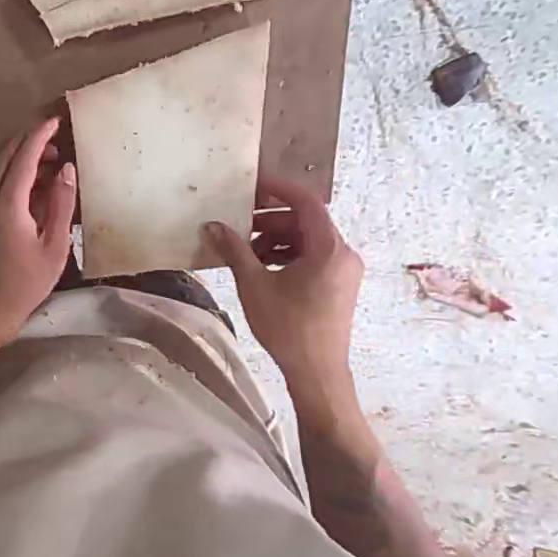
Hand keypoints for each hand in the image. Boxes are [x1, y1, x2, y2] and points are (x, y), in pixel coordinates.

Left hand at [0, 116, 75, 346]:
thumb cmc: (27, 281)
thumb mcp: (55, 244)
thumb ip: (61, 203)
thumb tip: (66, 169)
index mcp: (8, 203)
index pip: (24, 157)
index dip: (40, 135)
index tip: (56, 120)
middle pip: (7, 156)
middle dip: (31, 142)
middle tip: (58, 140)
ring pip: (1, 169)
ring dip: (24, 159)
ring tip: (54, 163)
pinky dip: (18, 176)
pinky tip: (39, 186)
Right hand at [204, 178, 362, 393]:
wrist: (316, 370)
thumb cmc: (287, 326)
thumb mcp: (254, 284)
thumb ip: (234, 250)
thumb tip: (213, 226)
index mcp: (329, 248)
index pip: (306, 202)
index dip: (279, 189)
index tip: (253, 186)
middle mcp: (343, 253)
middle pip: (306, 221)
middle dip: (271, 221)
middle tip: (239, 228)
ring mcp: (344, 270)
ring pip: (309, 240)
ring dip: (277, 240)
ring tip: (247, 255)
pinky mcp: (339, 284)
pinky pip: (314, 257)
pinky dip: (288, 255)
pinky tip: (263, 269)